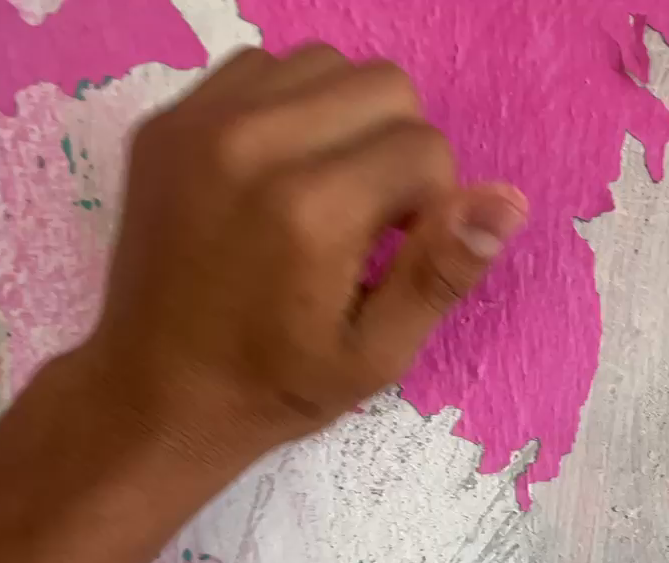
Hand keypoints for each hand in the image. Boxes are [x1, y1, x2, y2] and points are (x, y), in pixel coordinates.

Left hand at [81, 44, 528, 474]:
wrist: (159, 392)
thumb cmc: (280, 386)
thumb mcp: (378, 354)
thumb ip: (441, 272)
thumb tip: (509, 201)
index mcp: (315, 211)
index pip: (426, 148)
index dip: (435, 205)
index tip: (398, 256)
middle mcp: (255, 142)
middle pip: (385, 85)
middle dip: (401, 151)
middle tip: (371, 223)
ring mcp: (201, 121)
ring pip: (326, 64)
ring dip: (350, 123)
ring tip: (329, 196)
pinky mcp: (168, 119)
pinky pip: (262, 69)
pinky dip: (294, 110)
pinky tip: (283, 175)